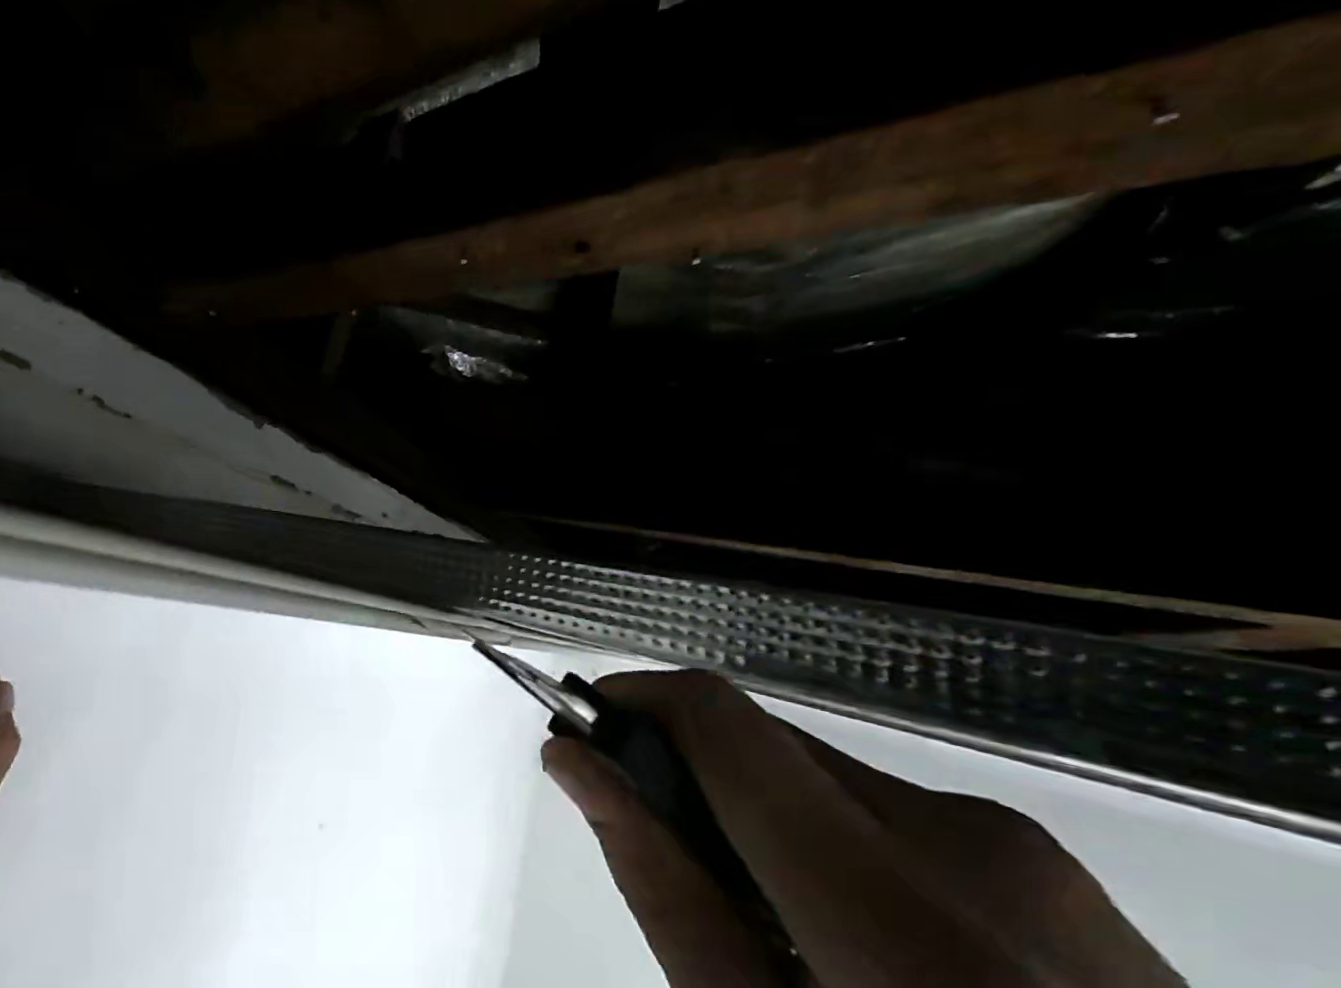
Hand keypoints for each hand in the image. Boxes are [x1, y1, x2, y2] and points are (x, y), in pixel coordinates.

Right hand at [542, 671, 1183, 987]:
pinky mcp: (1062, 872)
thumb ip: (666, 894)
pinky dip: (830, 841)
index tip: (586, 735)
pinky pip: (892, 814)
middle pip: (769, 745)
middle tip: (666, 856)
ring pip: (825, 777)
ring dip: (761, 815)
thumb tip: (578, 763)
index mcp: (896, 917)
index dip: (637, 703)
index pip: (723, 720)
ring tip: (769, 921)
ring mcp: (1034, 857)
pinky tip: (854, 937)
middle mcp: (970, 845)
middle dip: (694, 775)